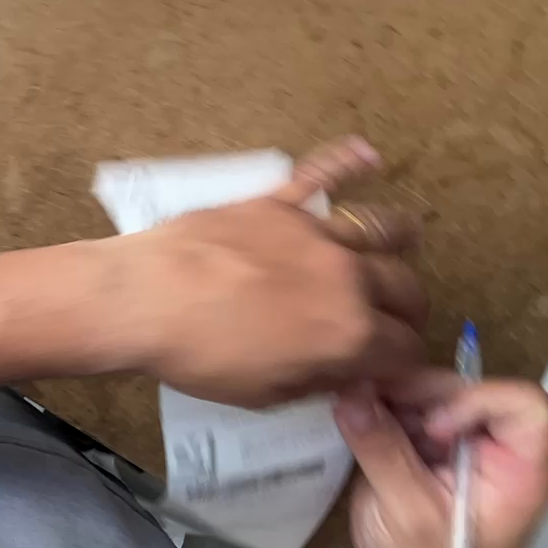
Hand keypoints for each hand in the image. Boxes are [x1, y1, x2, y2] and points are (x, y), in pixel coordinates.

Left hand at [0, 136, 427, 403]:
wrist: (142, 299)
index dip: (395, 363)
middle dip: (404, 311)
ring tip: (387, 256)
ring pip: (383, 229)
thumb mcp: (261, 393)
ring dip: (393, 247)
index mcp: (349, 333)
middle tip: (386, 320)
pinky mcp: (274, 204)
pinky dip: (344, 163)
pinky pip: (318, 174)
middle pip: (405, 289)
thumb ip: (314, 380)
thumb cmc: (194, 354)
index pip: (403, 349)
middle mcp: (346, 277)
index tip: (381, 365)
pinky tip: (364, 154)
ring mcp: (313, 233)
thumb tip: (341, 373)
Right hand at [335, 375, 547, 547]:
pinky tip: (350, 419)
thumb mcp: (408, 514)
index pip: (523, 405)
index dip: (475, 402)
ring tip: (354, 415)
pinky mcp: (418, 448)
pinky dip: (372, 406)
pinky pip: (400, 408)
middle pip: (465, 390)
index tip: (432, 429)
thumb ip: (382, 451)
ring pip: (427, 393)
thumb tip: (349, 395)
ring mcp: (453, 446)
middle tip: (370, 408)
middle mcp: (491, 449)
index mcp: (518, 469)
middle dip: (416, 393)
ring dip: (387, 397)